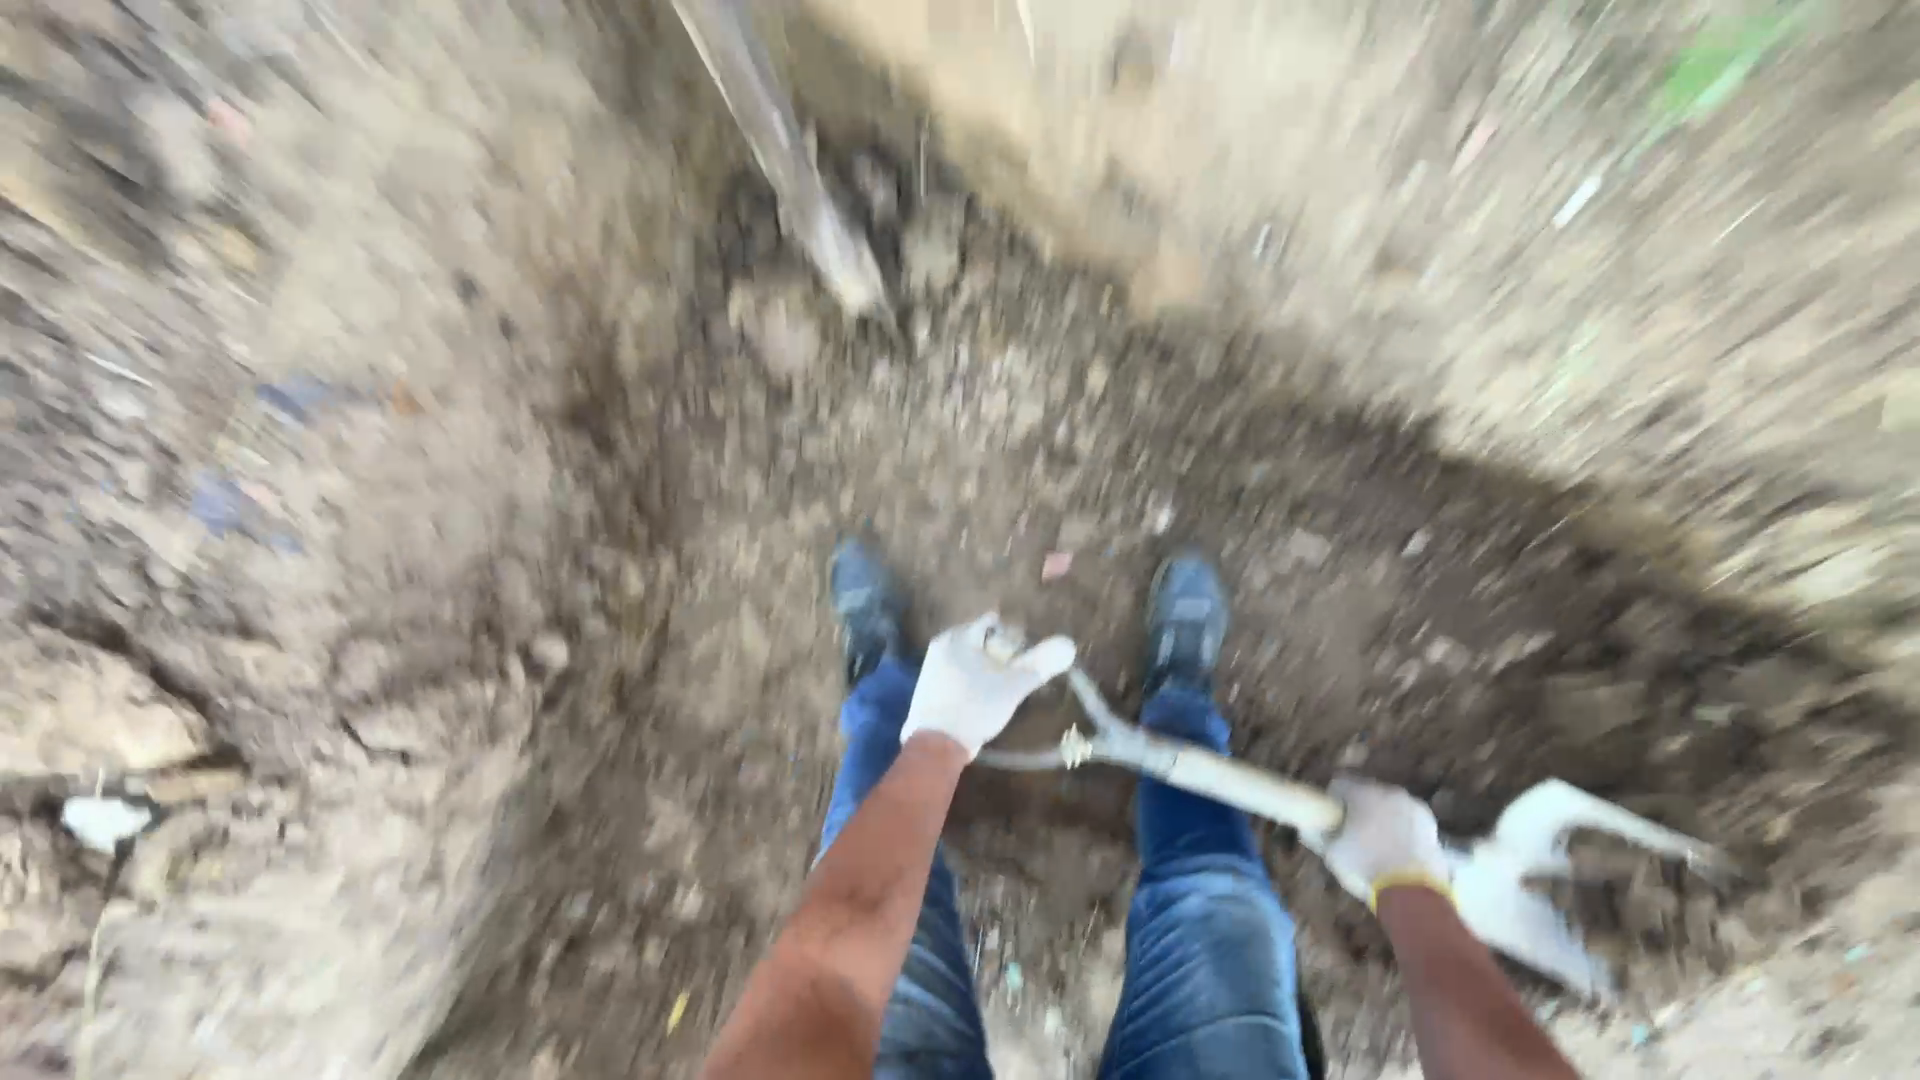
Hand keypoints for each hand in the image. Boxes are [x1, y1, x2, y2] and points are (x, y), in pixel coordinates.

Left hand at [899, 614, 1075, 758]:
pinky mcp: (926, 687)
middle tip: (1012, 667)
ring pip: (964, 657)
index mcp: (959, 637)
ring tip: (998, 683)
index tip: (1023, 649)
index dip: (1010, 633)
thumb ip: (1039, 664)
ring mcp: (930, 667)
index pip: (989, 622)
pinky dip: (968, 678)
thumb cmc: (976, 707)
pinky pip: (954, 673)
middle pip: (976, 639)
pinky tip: (979, 695)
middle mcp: (940, 646)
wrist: (937, 743)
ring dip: (981, 665)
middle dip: (995, 650)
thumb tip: (1068, 645)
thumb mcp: (1013, 686)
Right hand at [1305, 777, 1451, 908]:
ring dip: (1381, 816)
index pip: (1338, 783)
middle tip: (1352, 831)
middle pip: (1366, 791)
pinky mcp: (1431, 825)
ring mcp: (1414, 807)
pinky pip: (1407, 819)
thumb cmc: (1365, 866)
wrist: (1413, 893)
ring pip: (1389, 805)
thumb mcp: (1332, 853)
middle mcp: (1389, 792)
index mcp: (1362, 792)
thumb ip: (1320, 834)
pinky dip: (1400, 828)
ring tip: (1376, 842)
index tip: (1329, 817)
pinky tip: (1396, 849)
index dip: (1331, 799)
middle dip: (1358, 807)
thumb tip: (1309, 827)